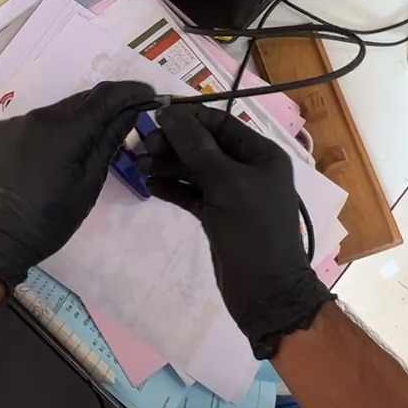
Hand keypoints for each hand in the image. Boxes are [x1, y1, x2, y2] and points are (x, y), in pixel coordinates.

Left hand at [0, 81, 155, 288]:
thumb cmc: (46, 223)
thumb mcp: (87, 186)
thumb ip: (108, 143)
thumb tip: (129, 114)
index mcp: (64, 131)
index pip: (106, 97)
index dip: (131, 92)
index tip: (148, 94)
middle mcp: (37, 116)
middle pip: (80, 102)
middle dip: (103, 109)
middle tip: (121, 124)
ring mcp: (12, 123)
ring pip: (54, 113)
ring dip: (73, 124)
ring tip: (78, 152)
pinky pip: (30, 125)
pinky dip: (46, 135)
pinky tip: (45, 160)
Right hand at [141, 104, 332, 358]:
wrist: (266, 294)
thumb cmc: (254, 233)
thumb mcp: (226, 184)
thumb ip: (196, 147)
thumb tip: (169, 113)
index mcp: (260, 154)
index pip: (219, 123)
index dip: (188, 118)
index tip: (154, 116)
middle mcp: (247, 168)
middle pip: (203, 144)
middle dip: (174, 143)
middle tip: (145, 147)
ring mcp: (231, 192)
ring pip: (194, 168)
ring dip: (168, 165)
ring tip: (141, 167)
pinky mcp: (217, 214)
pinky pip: (191, 192)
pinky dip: (172, 187)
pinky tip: (151, 186)